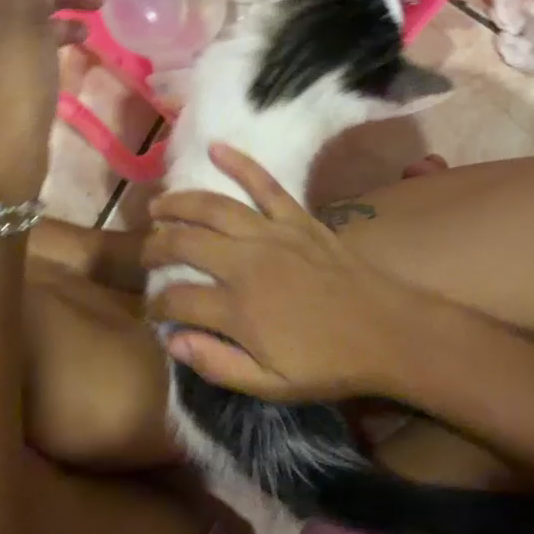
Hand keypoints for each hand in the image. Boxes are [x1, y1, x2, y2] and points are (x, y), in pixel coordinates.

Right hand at [142, 144, 430, 400]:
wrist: (388, 333)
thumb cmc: (329, 365)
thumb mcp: (271, 385)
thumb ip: (217, 365)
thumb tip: (171, 341)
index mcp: (237, 310)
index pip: (176, 298)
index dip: (156, 305)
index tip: (153, 312)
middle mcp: (246, 264)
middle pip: (183, 243)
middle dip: (154, 247)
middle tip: (145, 254)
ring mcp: (273, 235)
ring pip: (213, 207)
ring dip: (179, 203)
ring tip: (157, 206)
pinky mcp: (299, 219)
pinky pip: (265, 183)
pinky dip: (240, 162)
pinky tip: (216, 147)